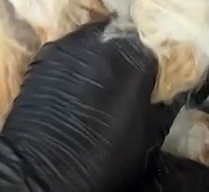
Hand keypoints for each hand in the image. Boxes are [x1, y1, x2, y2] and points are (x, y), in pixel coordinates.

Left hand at [0, 22, 175, 191]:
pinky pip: (71, 47)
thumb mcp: (145, 141)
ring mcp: (74, 42)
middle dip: (127, 53)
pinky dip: (77, 58)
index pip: (153, 48)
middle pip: (124, 36)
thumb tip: (169, 94)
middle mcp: (106, 41)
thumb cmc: (101, 160)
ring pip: (96, 36)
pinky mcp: (48, 50)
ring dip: (101, 51)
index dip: (151, 64)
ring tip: (98, 77)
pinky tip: (75, 79)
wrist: (40, 172)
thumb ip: (161, 108)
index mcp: (136, 60)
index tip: (149, 79)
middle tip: (124, 77)